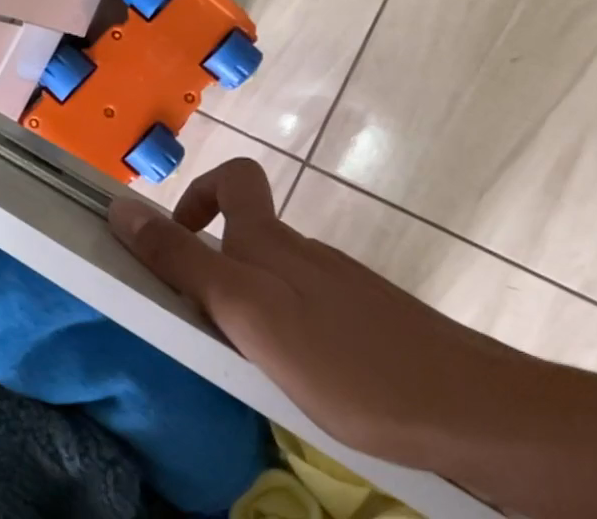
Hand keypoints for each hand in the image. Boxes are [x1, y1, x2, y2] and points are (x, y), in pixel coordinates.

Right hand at [108, 159, 544, 471]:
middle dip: (220, 271)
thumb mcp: (245, 310)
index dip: (199, 195)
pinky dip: (297, 341)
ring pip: (284, 284)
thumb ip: (181, 261)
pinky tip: (308, 389)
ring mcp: (347, 292)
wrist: (475, 415)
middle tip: (206, 327)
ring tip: (253, 373)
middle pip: (253, 238)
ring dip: (255, 313)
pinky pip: (318, 319)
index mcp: (272, 243)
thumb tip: (121, 208)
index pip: (235, 181)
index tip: (178, 240)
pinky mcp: (377, 330)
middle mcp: (308, 255)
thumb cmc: (345, 360)